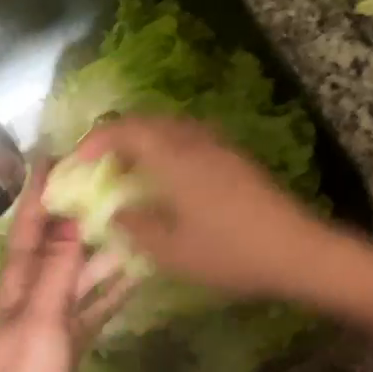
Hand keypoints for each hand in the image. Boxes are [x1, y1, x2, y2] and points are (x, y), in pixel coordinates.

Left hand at [0, 168, 128, 371]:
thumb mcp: (39, 321)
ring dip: (103, 250)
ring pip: (79, 274)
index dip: (38, 191)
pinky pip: (93, 306)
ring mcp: (50, 321)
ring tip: (135, 221)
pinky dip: (113, 289)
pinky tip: (138, 273)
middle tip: (109, 183)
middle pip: (57, 246)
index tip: (53, 154)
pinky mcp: (69, 345)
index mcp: (16, 285)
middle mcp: (32, 295)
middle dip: (79, 214)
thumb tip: (70, 216)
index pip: (28, 227)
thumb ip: (56, 270)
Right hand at [70, 116, 335, 298]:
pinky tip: (167, 179)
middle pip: (145, 121)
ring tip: (129, 172)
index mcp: (172, 155)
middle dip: (116, 138)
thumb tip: (113, 213)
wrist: (295, 248)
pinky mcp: (233, 154)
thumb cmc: (228, 251)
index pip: (123, 129)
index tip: (77, 163)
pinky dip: (166, 147)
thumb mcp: (171, 251)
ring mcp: (216, 143)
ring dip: (143, 141)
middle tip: (99, 166)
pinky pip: (188, 137)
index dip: (94, 141)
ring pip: (168, 126)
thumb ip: (135, 228)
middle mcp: (192, 138)